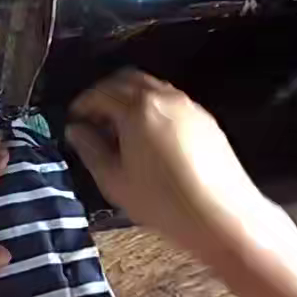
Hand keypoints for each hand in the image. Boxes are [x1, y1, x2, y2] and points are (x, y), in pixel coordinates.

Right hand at [64, 69, 268, 248]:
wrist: (221, 216)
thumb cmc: (163, 202)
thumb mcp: (113, 179)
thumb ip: (90, 148)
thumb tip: (77, 131)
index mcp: (137, 110)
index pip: (100, 93)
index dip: (82, 104)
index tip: (75, 119)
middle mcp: (164, 99)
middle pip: (126, 80)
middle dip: (105, 94)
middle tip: (93, 116)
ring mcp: (188, 107)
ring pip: (150, 87)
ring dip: (129, 98)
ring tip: (118, 127)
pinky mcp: (204, 120)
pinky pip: (170, 100)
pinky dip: (151, 106)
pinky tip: (145, 135)